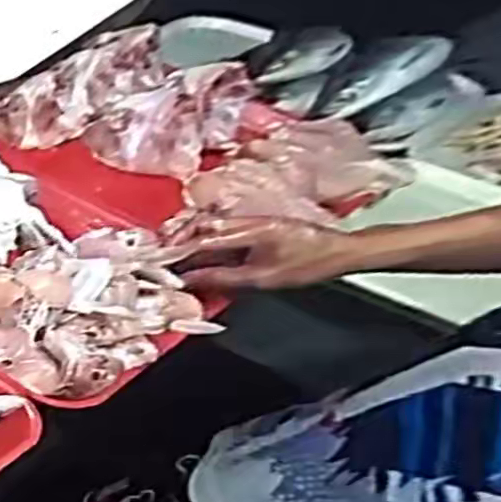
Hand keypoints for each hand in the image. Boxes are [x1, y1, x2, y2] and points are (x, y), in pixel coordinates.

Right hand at [169, 217, 369, 290]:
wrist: (343, 252)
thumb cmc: (310, 264)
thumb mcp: (261, 278)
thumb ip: (220, 278)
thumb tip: (187, 280)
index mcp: (254, 230)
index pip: (204, 238)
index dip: (177, 251)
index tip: (157, 263)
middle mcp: (251, 221)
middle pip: (202, 223)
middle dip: (176, 240)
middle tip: (158, 258)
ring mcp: (253, 222)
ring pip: (208, 225)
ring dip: (186, 240)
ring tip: (171, 258)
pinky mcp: (254, 228)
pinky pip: (219, 232)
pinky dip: (201, 243)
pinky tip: (193, 257)